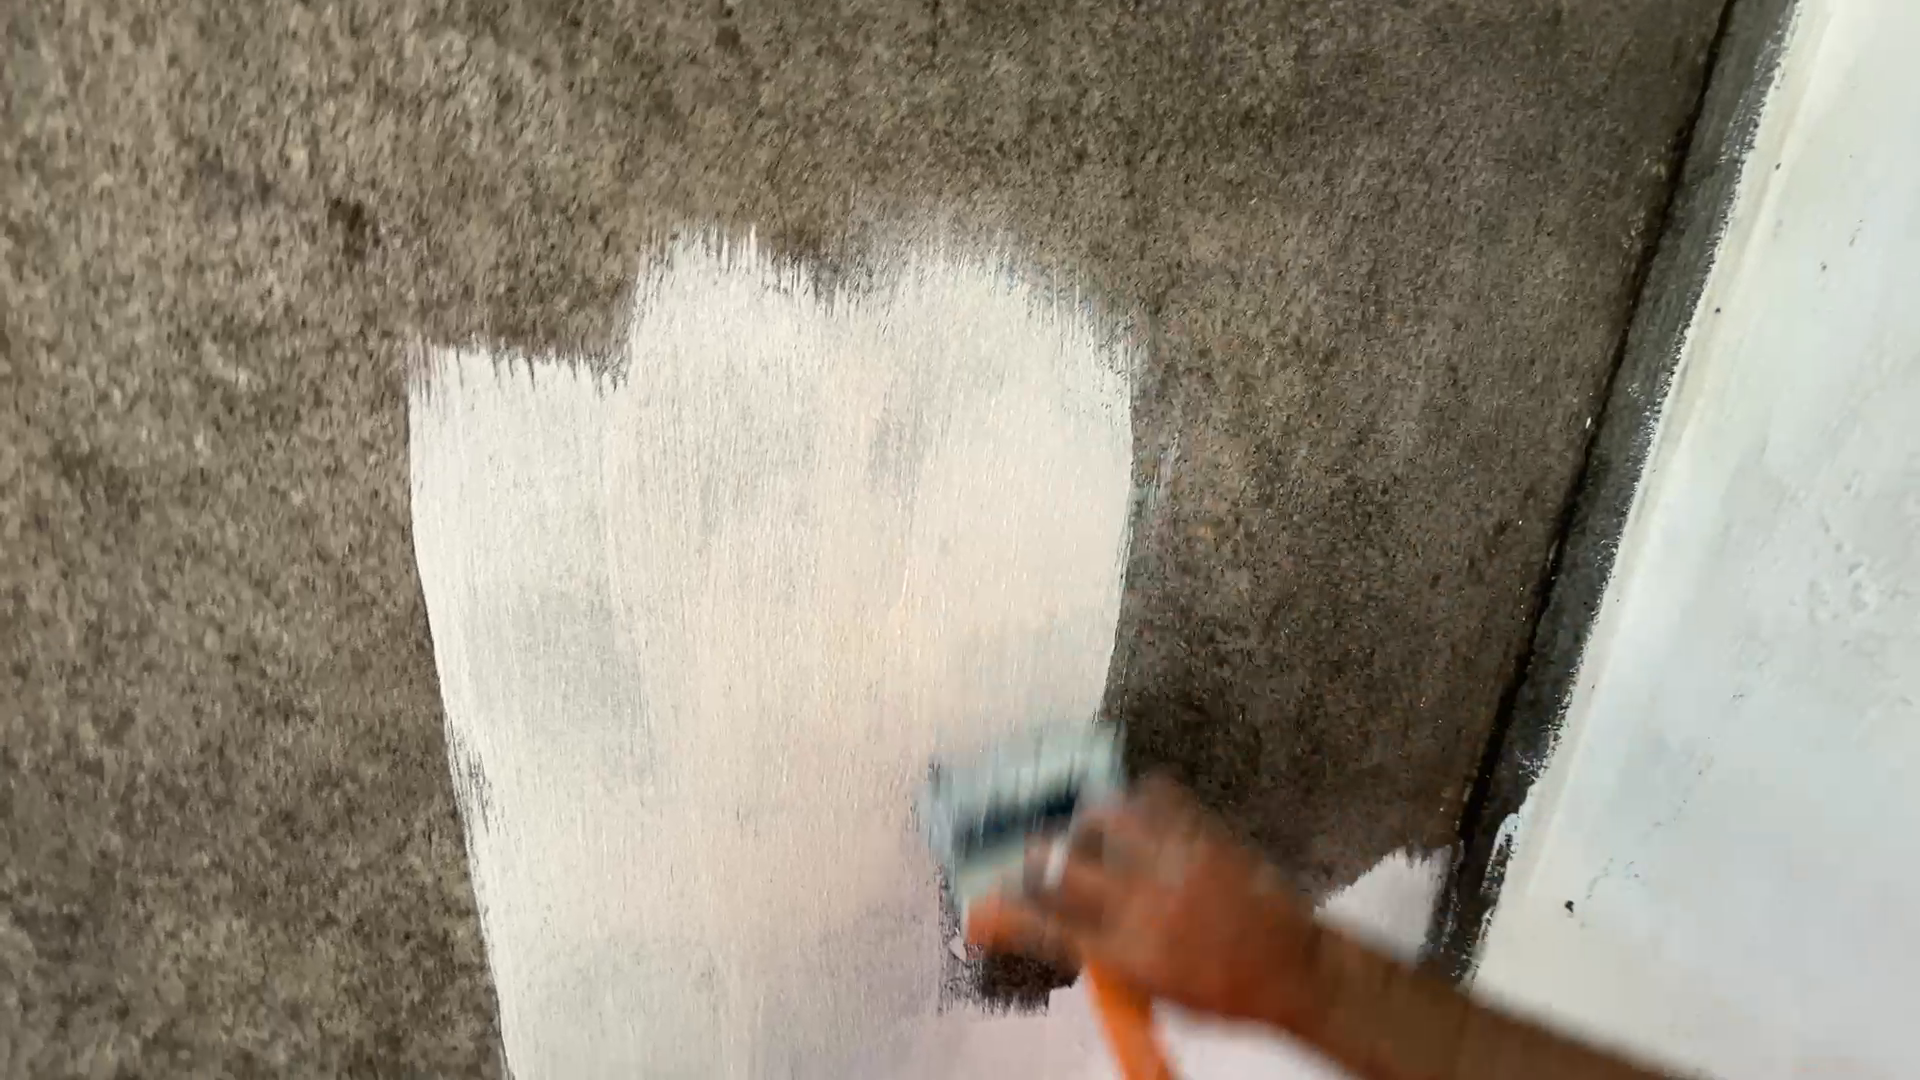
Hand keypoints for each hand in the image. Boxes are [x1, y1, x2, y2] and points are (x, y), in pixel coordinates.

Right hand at [965, 776, 1326, 1028]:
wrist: (1295, 968)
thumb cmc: (1224, 990)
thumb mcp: (1157, 989)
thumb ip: (1103, 956)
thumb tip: (1057, 931)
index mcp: (1128, 952)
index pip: (1047, 924)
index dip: (1006, 911)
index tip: (983, 904)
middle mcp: (1142, 902)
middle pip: (1058, 862)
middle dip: (1036, 858)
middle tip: (1039, 858)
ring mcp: (1172, 858)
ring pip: (1100, 815)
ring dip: (1089, 824)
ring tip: (1095, 834)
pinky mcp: (1199, 829)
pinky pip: (1152, 790)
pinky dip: (1139, 797)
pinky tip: (1140, 813)